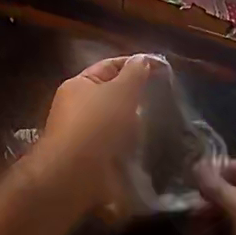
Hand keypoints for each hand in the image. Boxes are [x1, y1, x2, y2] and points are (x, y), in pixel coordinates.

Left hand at [33, 55, 158, 212]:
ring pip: (114, 124)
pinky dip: (127, 147)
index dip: (134, 64)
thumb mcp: (121, 90)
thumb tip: (142, 60)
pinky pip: (114, 147)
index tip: (161, 69)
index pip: (109, 66)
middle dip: (134, 98)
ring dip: (132, 126)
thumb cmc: (97, 124)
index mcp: (79, 85)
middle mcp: (76, 108)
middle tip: (161, 100)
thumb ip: (134, 73)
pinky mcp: (89, 159)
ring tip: (156, 127)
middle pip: (111, 97)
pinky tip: (143, 150)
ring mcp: (82, 135)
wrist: (75, 173)